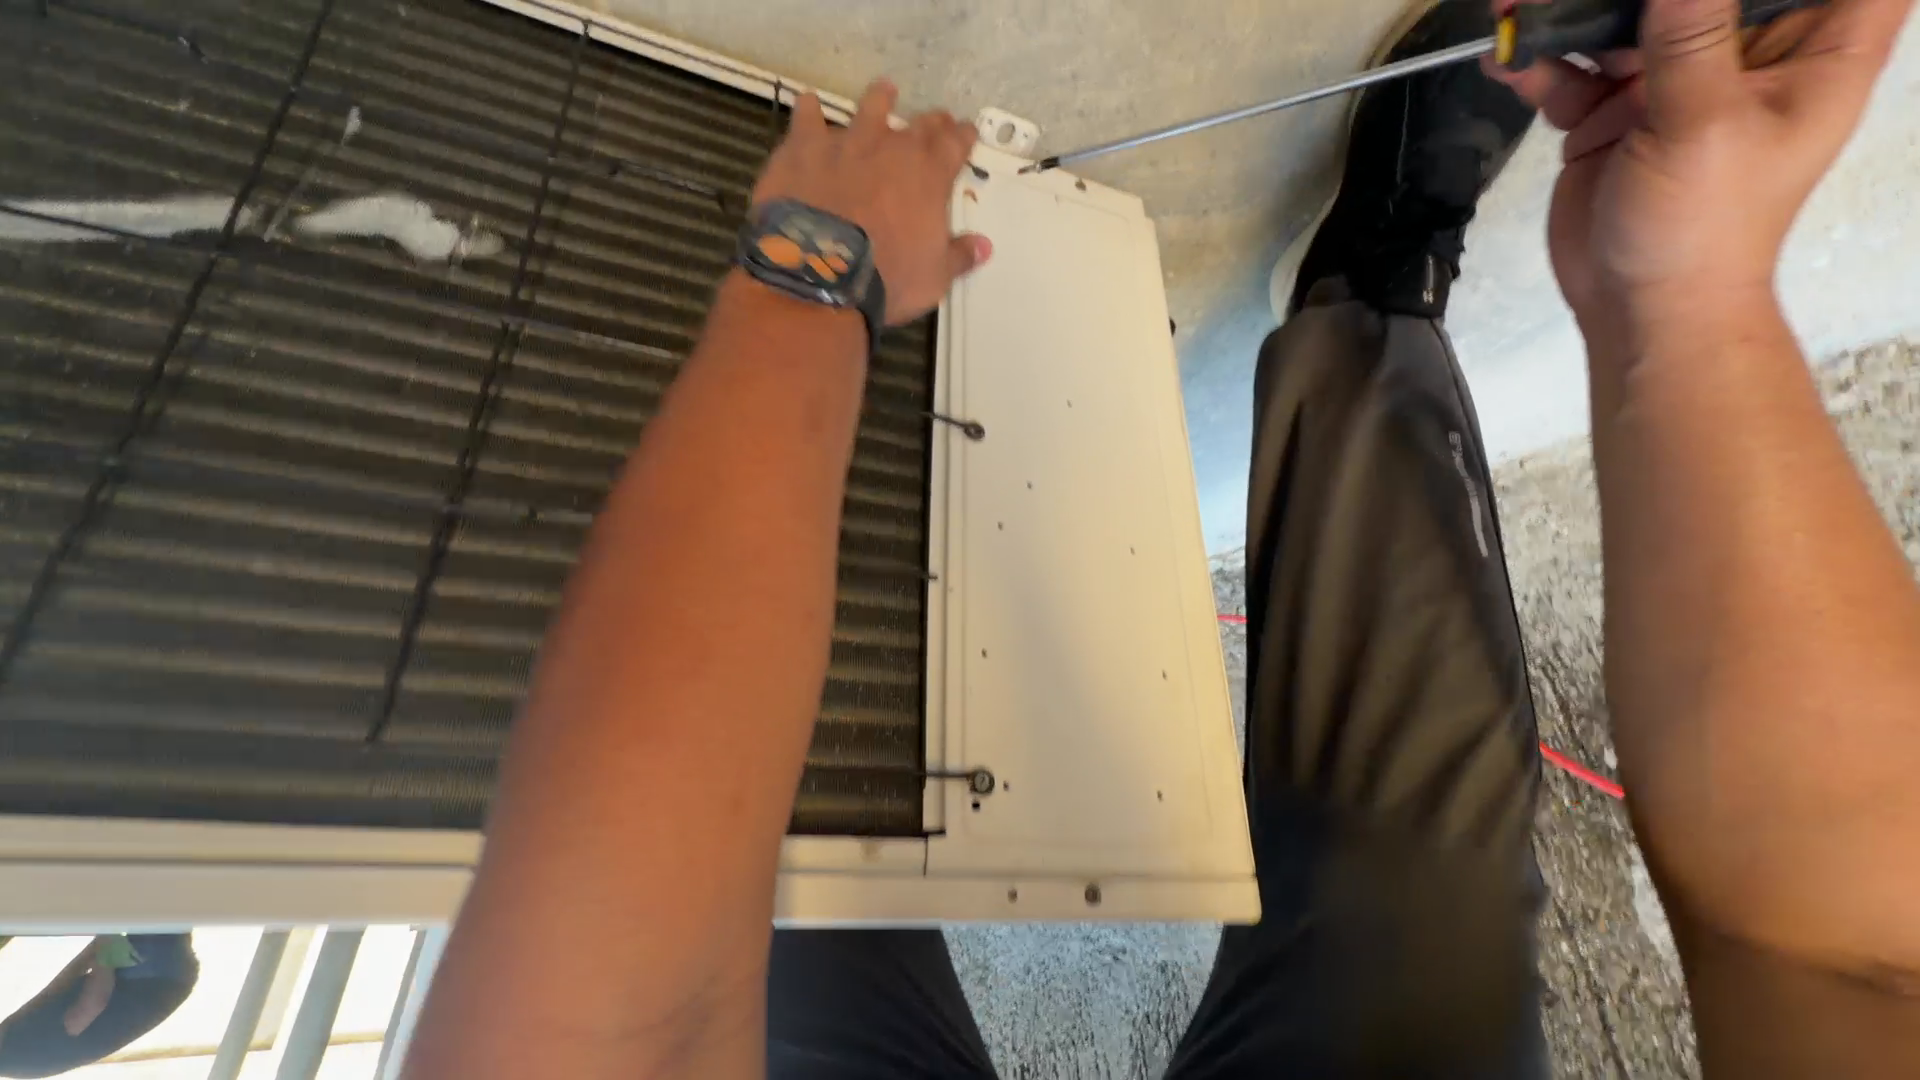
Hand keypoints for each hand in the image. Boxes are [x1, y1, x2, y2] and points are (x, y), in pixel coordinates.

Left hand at [752, 79, 992, 325]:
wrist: (821, 276)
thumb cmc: (888, 279)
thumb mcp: (934, 277)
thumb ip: (958, 256)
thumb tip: (983, 246)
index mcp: (929, 176)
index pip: (955, 145)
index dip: (963, 137)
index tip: (967, 133)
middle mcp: (891, 148)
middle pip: (918, 125)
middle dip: (931, 122)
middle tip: (936, 120)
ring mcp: (846, 144)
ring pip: (868, 110)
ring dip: (879, 100)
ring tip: (885, 92)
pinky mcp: (804, 150)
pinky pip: (807, 119)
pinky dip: (810, 111)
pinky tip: (809, 105)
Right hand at [1488, 0, 1911, 334]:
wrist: (1637, 301)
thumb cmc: (1702, 225)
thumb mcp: (1704, 123)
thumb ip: (1690, 37)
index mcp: (1817, 39)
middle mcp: (1746, 50)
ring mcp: (1671, 84)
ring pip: (1622, 25)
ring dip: (1570, 16)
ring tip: (1516, 8)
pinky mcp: (1611, 116)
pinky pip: (1573, 76)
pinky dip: (1539, 66)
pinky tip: (1508, 57)